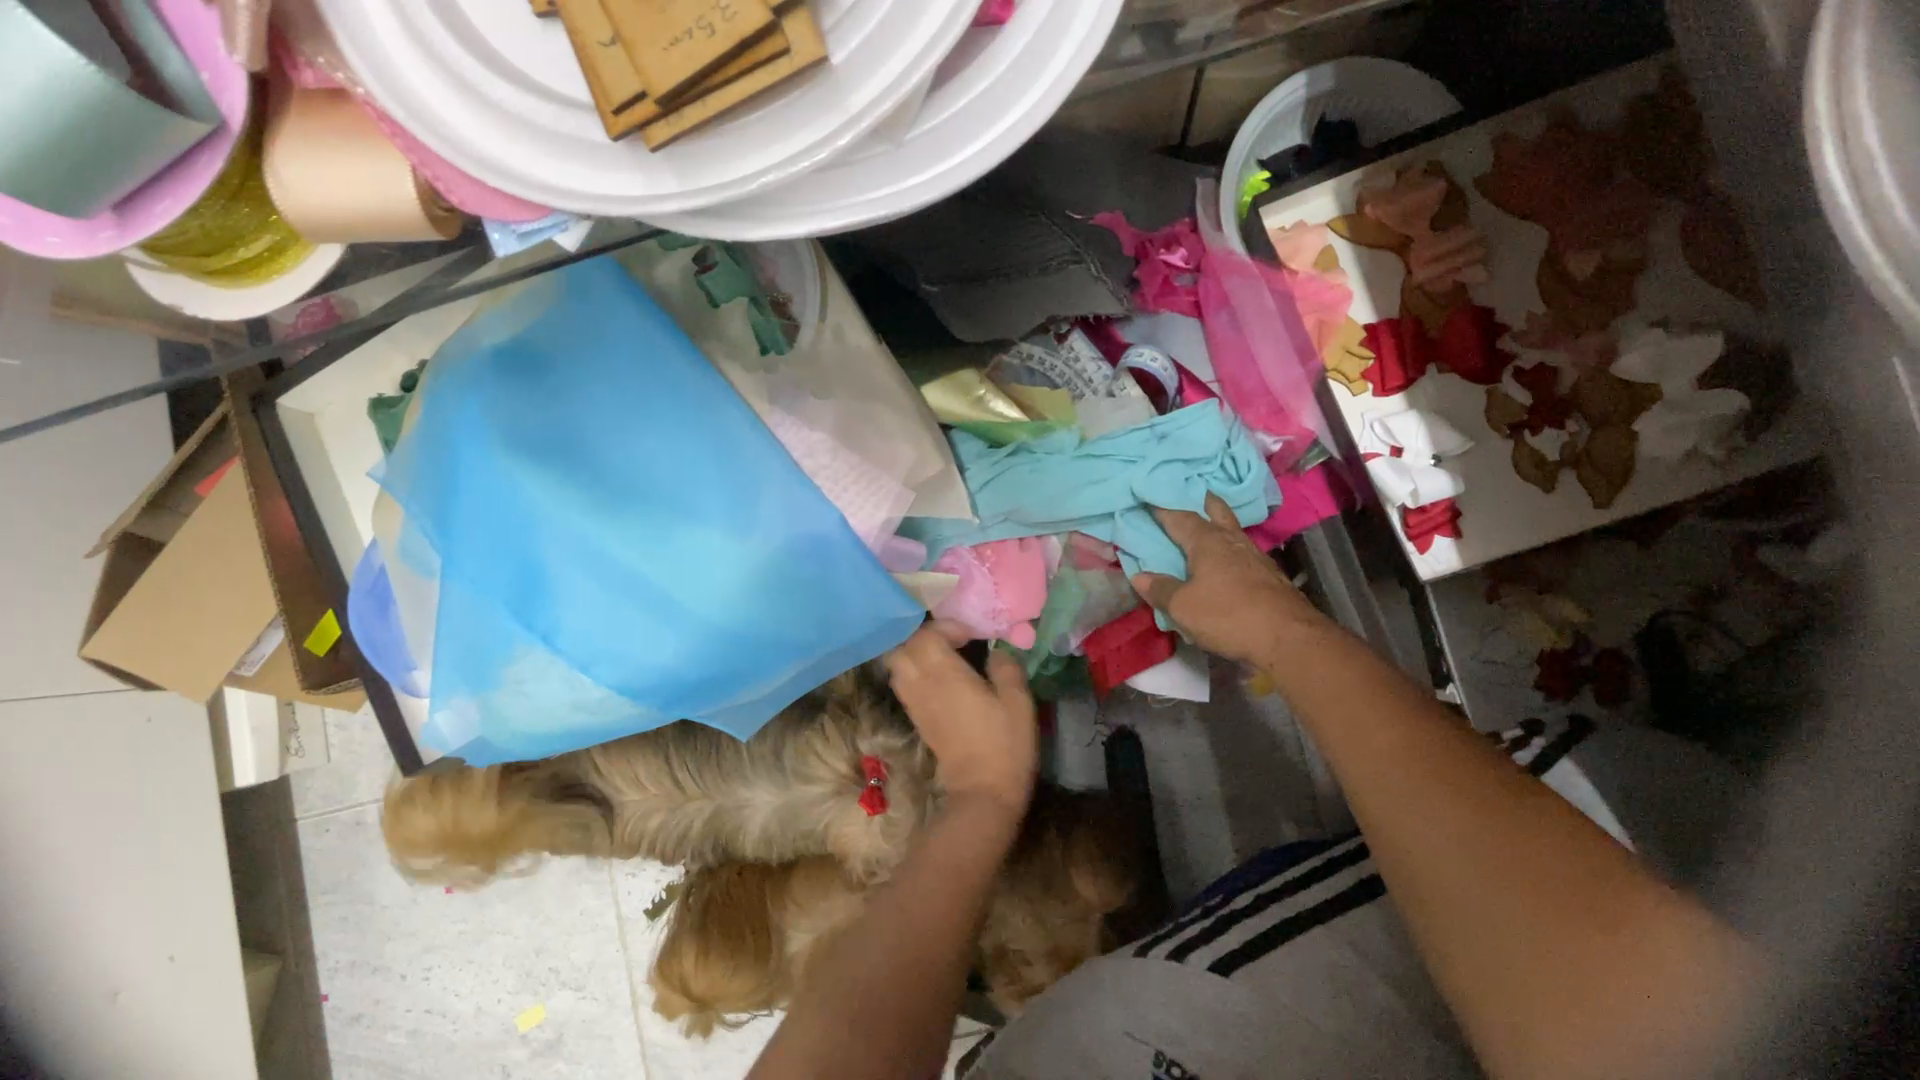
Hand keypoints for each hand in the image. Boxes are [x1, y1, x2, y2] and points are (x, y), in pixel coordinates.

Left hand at [883, 624, 1037, 814]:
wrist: (982, 791)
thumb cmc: (1004, 744)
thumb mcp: (1018, 701)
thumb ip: (1006, 668)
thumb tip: (996, 651)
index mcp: (944, 674)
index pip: (925, 635)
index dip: (946, 627)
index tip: (971, 634)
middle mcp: (922, 684)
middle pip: (903, 647)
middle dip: (925, 636)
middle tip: (953, 640)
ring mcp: (915, 703)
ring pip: (897, 665)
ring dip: (916, 653)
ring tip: (945, 656)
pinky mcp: (917, 719)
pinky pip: (903, 684)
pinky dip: (915, 672)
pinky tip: (941, 679)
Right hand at [1131, 493, 1328, 666]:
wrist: (1287, 636)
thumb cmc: (1227, 615)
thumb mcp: (1183, 607)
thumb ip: (1160, 589)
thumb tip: (1139, 575)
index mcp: (1207, 541)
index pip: (1178, 516)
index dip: (1160, 506)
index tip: (1147, 495)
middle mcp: (1232, 540)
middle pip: (1215, 510)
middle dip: (1199, 501)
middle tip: (1186, 494)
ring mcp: (1254, 555)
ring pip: (1231, 530)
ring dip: (1216, 524)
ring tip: (1203, 526)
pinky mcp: (1268, 574)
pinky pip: (1241, 551)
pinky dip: (1228, 548)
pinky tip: (1225, 560)